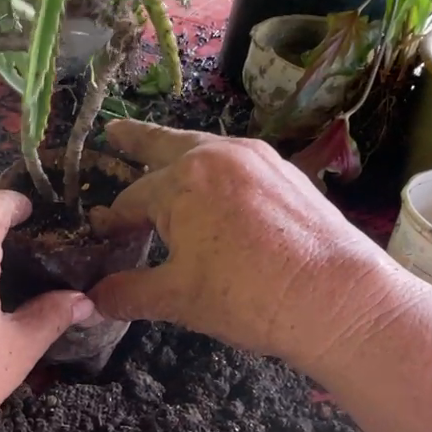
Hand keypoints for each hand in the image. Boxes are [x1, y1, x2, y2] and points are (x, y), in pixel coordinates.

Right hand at [89, 120, 420, 368]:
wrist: (337, 298)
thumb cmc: (247, 297)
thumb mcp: (176, 299)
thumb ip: (127, 294)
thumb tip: (93, 300)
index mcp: (181, 183)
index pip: (129, 202)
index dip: (111, 223)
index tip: (100, 238)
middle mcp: (216, 156)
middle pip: (163, 145)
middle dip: (134, 141)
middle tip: (112, 131)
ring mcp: (256, 158)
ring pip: (202, 150)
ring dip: (176, 154)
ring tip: (160, 157)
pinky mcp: (285, 172)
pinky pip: (234, 162)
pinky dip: (212, 170)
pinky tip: (213, 190)